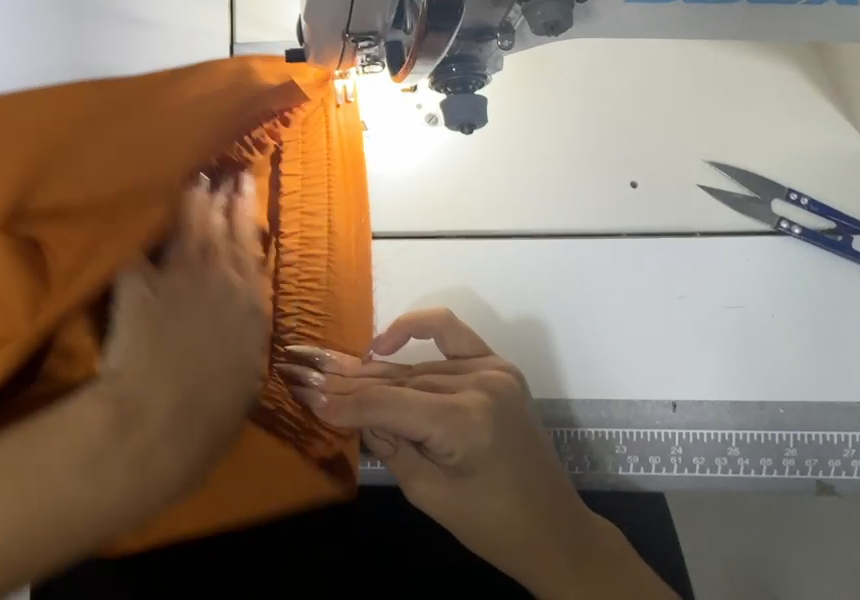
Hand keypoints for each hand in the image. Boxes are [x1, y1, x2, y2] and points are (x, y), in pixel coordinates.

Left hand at [100, 175, 271, 494]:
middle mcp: (219, 280)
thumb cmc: (211, 415)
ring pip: (189, 229)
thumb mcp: (244, 379)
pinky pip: (136, 252)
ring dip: (193, 203)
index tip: (244, 187)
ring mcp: (178, 277)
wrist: (162, 416)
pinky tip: (134, 215)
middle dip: (222, 199)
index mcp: (249, 305)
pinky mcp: (138, 284)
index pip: (250, 248)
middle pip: (221, 229)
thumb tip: (240, 333)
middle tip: (222, 174)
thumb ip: (242, 343)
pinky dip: (137, 235)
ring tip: (196, 182)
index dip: (246, 214)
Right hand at [277, 309, 667, 598]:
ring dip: (374, 374)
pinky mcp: (498, 367)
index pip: (386, 404)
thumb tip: (342, 409)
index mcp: (464, 422)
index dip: (342, 402)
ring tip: (335, 373)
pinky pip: (449, 333)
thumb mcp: (427, 493)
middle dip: (348, 384)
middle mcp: (479, 385)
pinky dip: (414, 328)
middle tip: (305, 376)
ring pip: (414, 366)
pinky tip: (384, 342)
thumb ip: (385, 443)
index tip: (304, 396)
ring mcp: (492, 371)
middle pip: (396, 380)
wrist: (555, 530)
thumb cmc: (491, 525)